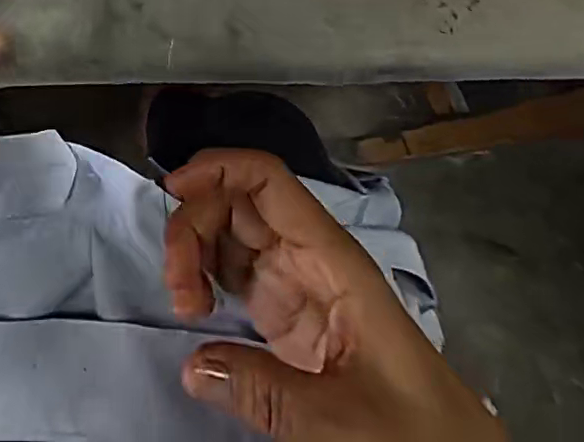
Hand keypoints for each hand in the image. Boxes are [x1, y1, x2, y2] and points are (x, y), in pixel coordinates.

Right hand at [164, 150, 503, 441]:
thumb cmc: (410, 426)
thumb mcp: (341, 418)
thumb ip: (265, 391)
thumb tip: (192, 365)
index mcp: (329, 254)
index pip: (269, 181)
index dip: (220, 167)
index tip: (173, 190)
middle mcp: (308, 254)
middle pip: (239, 202)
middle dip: (197, 224)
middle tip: (178, 288)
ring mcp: (294, 281)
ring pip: (232, 234)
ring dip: (197, 251)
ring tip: (186, 304)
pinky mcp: (284, 313)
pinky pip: (234, 272)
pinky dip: (206, 276)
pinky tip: (195, 308)